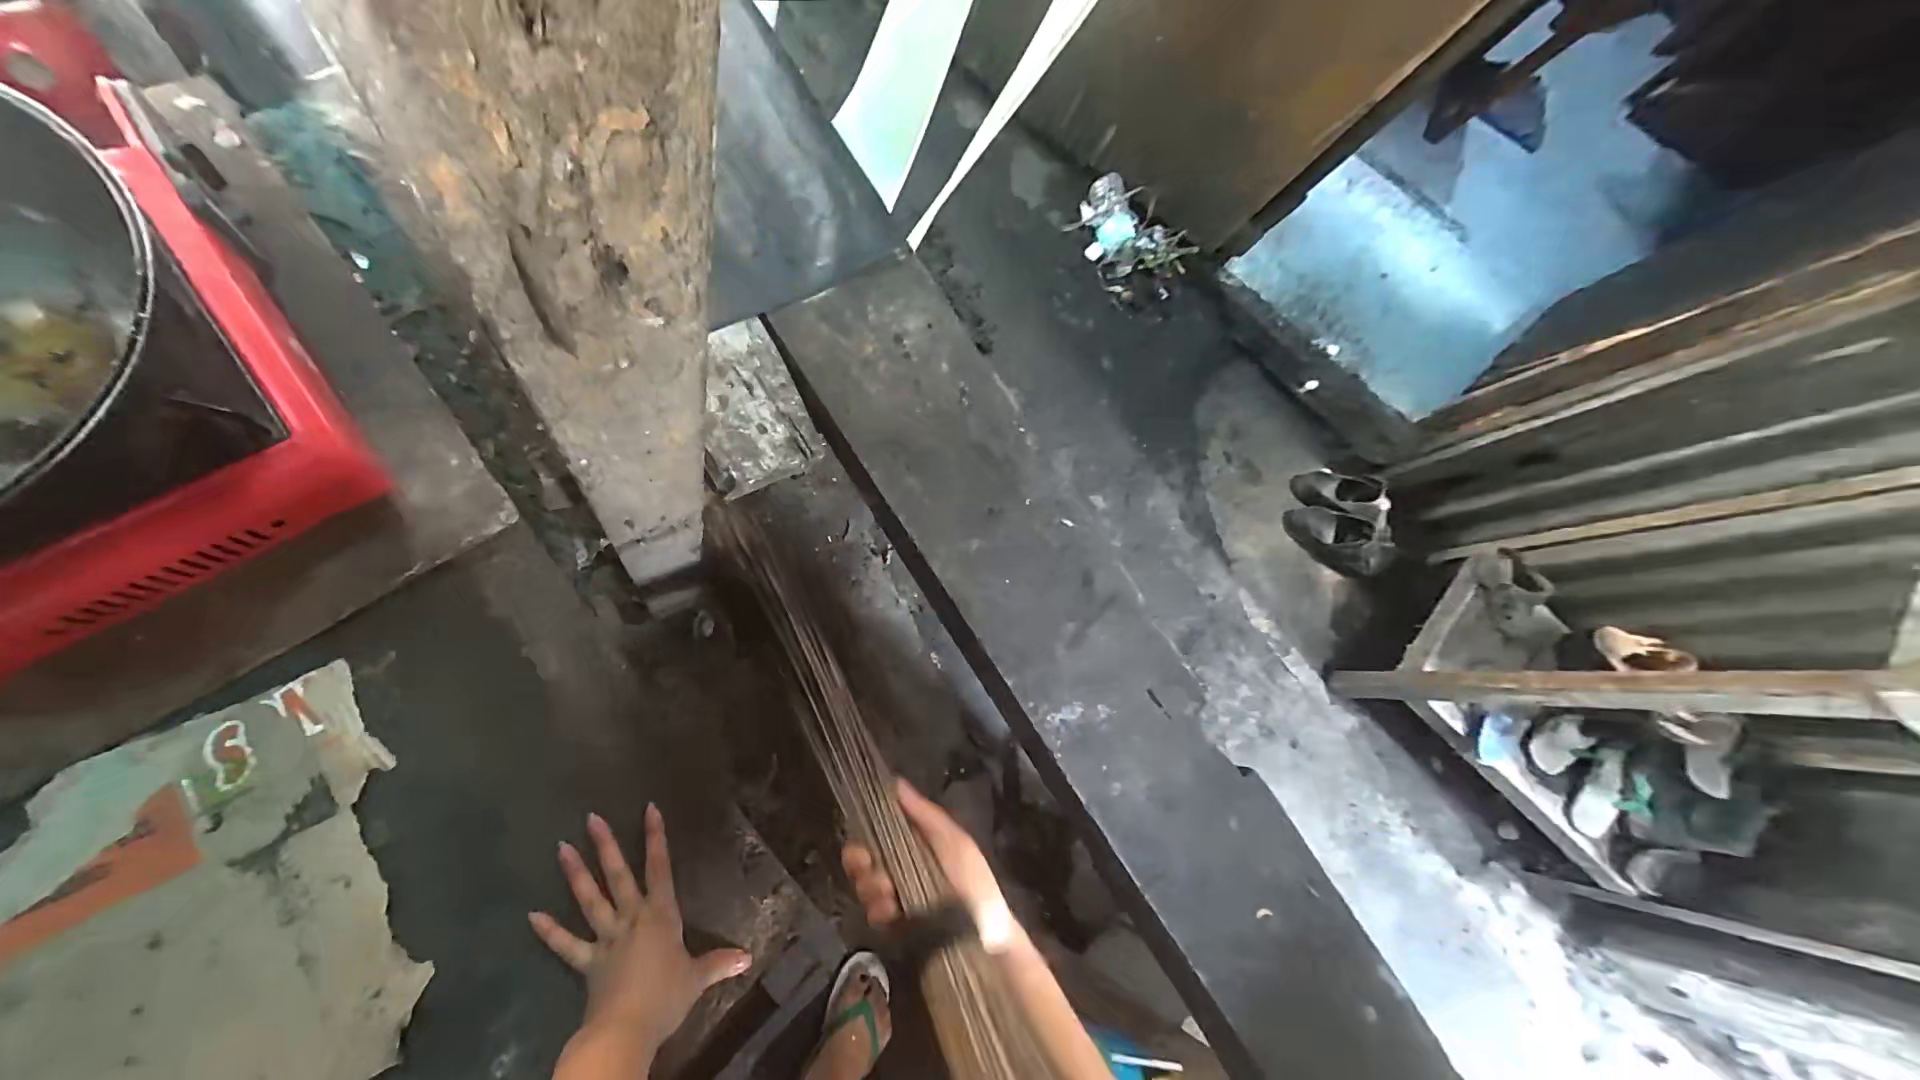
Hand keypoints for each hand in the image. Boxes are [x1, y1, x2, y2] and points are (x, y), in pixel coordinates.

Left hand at [530, 806, 751, 1071]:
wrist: (625, 1030)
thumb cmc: (666, 997)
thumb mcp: (698, 978)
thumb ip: (719, 963)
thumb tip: (747, 957)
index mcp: (661, 915)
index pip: (660, 868)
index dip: (656, 838)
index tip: (649, 809)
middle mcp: (632, 918)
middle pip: (618, 875)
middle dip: (606, 845)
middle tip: (591, 818)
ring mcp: (606, 938)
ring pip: (590, 900)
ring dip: (575, 874)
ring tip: (562, 847)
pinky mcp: (587, 963)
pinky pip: (566, 945)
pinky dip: (549, 931)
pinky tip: (532, 916)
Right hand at [841, 778, 1021, 950]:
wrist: (987, 938)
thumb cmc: (974, 883)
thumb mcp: (955, 842)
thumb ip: (925, 814)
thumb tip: (896, 782)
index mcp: (914, 845)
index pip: (876, 833)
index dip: (863, 834)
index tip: (862, 840)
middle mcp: (900, 869)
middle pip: (863, 860)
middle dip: (860, 863)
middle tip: (872, 869)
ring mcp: (896, 900)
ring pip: (864, 887)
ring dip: (871, 888)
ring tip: (889, 894)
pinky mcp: (894, 929)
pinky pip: (873, 916)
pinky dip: (878, 912)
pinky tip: (892, 913)